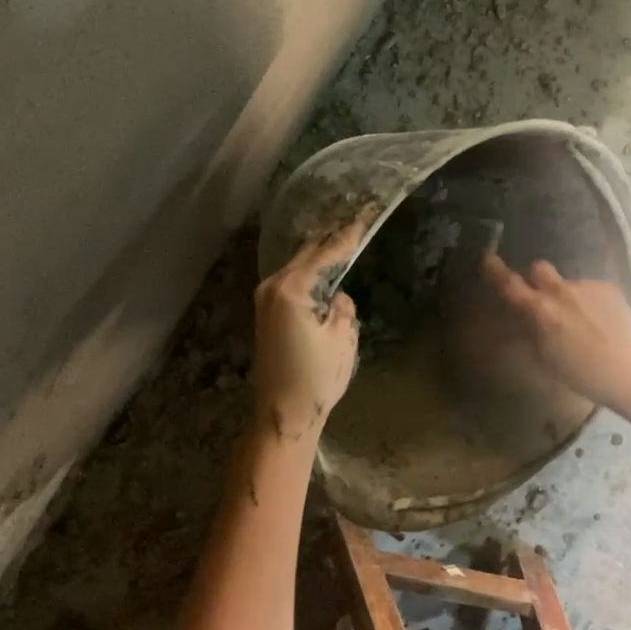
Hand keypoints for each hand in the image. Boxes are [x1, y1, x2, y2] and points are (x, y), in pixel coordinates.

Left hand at [251, 221, 365, 439]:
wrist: (281, 414)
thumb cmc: (315, 378)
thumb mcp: (343, 339)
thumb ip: (344, 307)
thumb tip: (337, 297)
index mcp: (292, 289)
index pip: (326, 253)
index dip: (348, 236)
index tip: (365, 215)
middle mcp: (273, 286)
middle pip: (307, 253)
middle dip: (331, 238)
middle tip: (357, 218)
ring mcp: (265, 299)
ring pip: (298, 265)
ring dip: (319, 254)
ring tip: (345, 238)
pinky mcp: (266, 312)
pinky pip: (292, 279)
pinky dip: (309, 270)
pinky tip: (325, 267)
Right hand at [480, 252, 630, 413]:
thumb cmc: (584, 374)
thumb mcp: (547, 359)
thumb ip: (529, 334)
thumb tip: (516, 323)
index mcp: (542, 311)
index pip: (511, 285)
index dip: (496, 271)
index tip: (487, 257)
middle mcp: (562, 292)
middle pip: (538, 269)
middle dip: (535, 279)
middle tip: (541, 299)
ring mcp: (587, 286)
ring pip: (566, 283)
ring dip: (566, 296)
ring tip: (581, 323)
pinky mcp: (608, 287)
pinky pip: (589, 289)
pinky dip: (588, 301)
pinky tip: (600, 323)